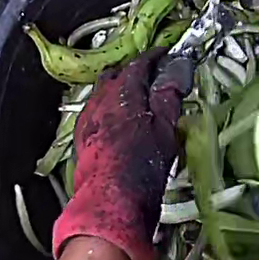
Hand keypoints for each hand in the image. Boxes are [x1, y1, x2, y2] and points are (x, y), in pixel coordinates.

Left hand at [53, 49, 188, 259]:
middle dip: (133, 70)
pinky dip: (111, 107)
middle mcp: (100, 101)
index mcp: (123, 93)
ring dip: (119, 90)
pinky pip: (97, 111)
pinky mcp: (83, 138)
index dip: (154, 57)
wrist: (110, 205)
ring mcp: (88, 119)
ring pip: (103, 93)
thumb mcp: (165, 128)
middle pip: (115, 75)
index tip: (165, 54)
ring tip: (137, 97)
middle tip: (152, 74)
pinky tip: (120, 120)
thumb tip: (175, 69)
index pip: (139, 64)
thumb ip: (169, 96)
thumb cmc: (142, 166)